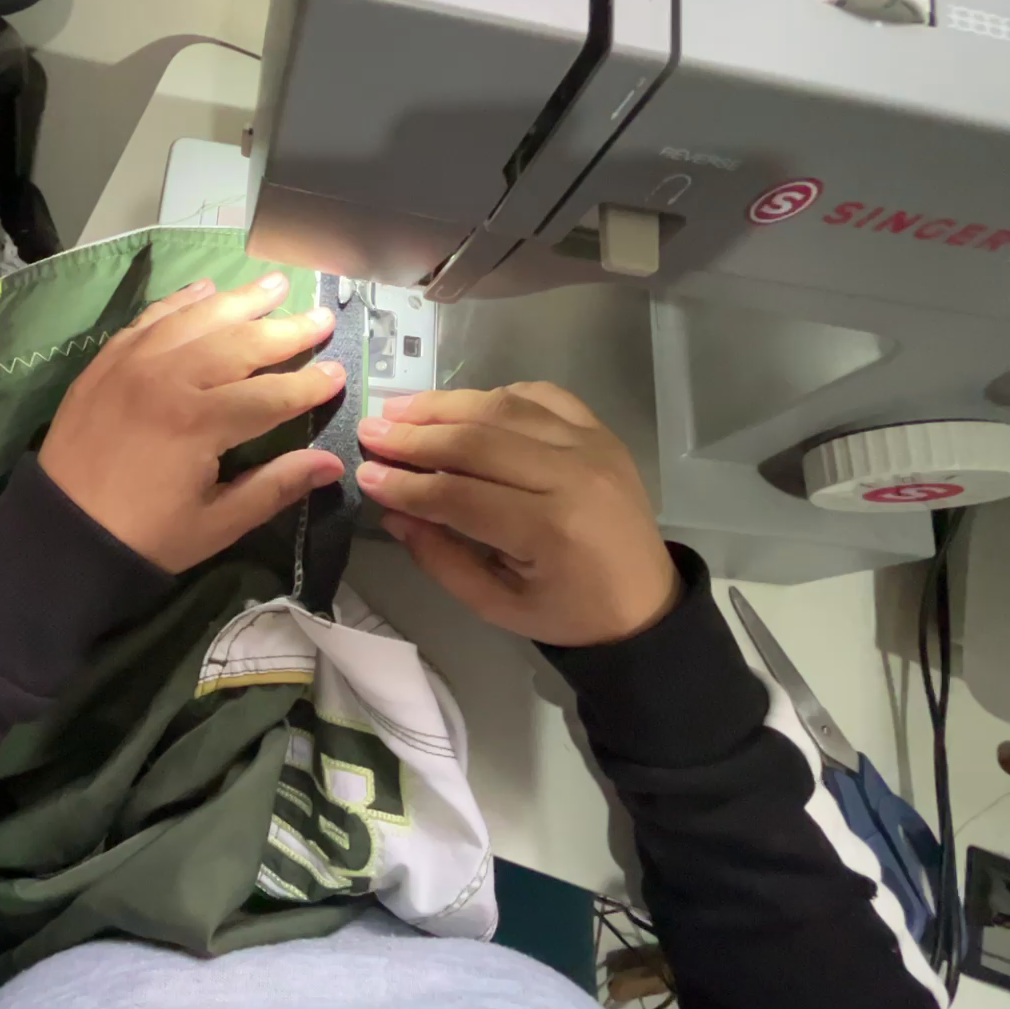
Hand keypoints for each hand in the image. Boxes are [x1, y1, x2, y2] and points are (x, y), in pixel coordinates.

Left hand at [39, 273, 346, 572]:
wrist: (60, 532)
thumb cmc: (145, 536)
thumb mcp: (216, 525)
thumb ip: (274, 487)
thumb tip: (330, 464)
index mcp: (199, 423)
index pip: (272, 395)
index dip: (309, 385)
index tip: (339, 373)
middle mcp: (169, 379)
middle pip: (240, 344)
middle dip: (286, 330)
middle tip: (321, 315)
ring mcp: (134, 363)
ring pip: (197, 319)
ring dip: (239, 300)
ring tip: (274, 284)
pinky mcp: (107, 361)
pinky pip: (151, 320)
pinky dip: (181, 302)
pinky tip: (205, 291)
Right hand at [355, 383, 678, 645]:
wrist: (645, 604)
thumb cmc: (565, 612)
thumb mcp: (495, 604)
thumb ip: (439, 558)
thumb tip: (391, 511)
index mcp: (549, 529)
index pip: (459, 494)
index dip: (405, 483)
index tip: (364, 473)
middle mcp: (573, 475)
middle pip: (477, 440)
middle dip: (415, 435)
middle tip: (371, 430)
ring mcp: (591, 445)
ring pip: (504, 407)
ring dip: (446, 404)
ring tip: (400, 408)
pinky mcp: (600, 431)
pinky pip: (541, 395)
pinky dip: (496, 395)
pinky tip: (464, 406)